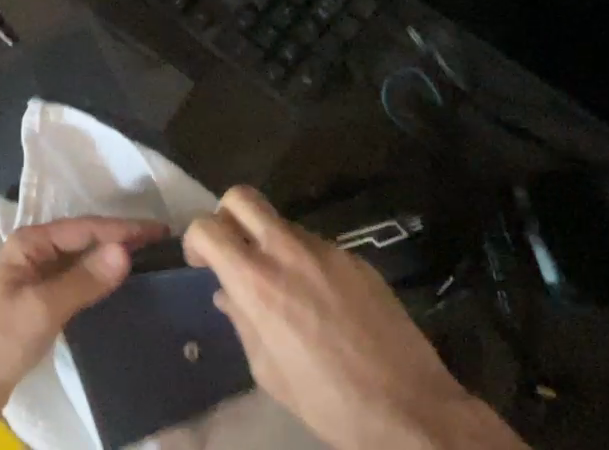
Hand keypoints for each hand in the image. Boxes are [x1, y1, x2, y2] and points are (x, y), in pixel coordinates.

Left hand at [0, 216, 168, 409]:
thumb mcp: (41, 309)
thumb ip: (82, 281)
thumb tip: (124, 251)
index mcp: (29, 243)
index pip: (85, 228)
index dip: (123, 228)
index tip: (162, 231)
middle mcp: (33, 252)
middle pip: (84, 239)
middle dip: (122, 239)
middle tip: (165, 245)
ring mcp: (35, 276)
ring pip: (81, 259)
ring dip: (112, 258)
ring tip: (152, 263)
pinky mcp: (40, 301)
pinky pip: (77, 281)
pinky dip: (100, 280)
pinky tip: (120, 289)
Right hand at [185, 187, 525, 449]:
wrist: (413, 411)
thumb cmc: (329, 402)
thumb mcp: (268, 371)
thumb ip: (242, 322)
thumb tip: (228, 294)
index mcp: (256, 281)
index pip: (207, 227)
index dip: (195, 240)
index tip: (202, 264)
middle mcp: (287, 252)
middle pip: (241, 197)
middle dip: (226, 217)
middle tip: (233, 250)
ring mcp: (327, 251)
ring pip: (281, 223)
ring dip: (270, 242)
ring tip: (284, 284)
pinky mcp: (357, 260)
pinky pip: (317, 247)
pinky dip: (306, 261)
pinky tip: (322, 300)